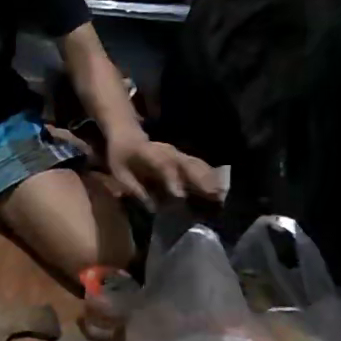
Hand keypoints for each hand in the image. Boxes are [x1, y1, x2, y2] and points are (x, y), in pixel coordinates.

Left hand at [106, 133, 221, 205]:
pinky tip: (220, 187)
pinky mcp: (181, 156)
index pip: (163, 164)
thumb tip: (150, 207)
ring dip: (210, 178)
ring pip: (196, 164)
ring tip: (221, 195)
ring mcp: (176, 153)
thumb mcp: (118, 171)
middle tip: (213, 197)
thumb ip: (133, 187)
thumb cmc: (120, 154)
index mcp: (147, 153)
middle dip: (200, 180)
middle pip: (186, 164)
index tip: (179, 195)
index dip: (172, 179)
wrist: (126, 133)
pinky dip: (210, 175)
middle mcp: (166, 151)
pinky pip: (198, 165)